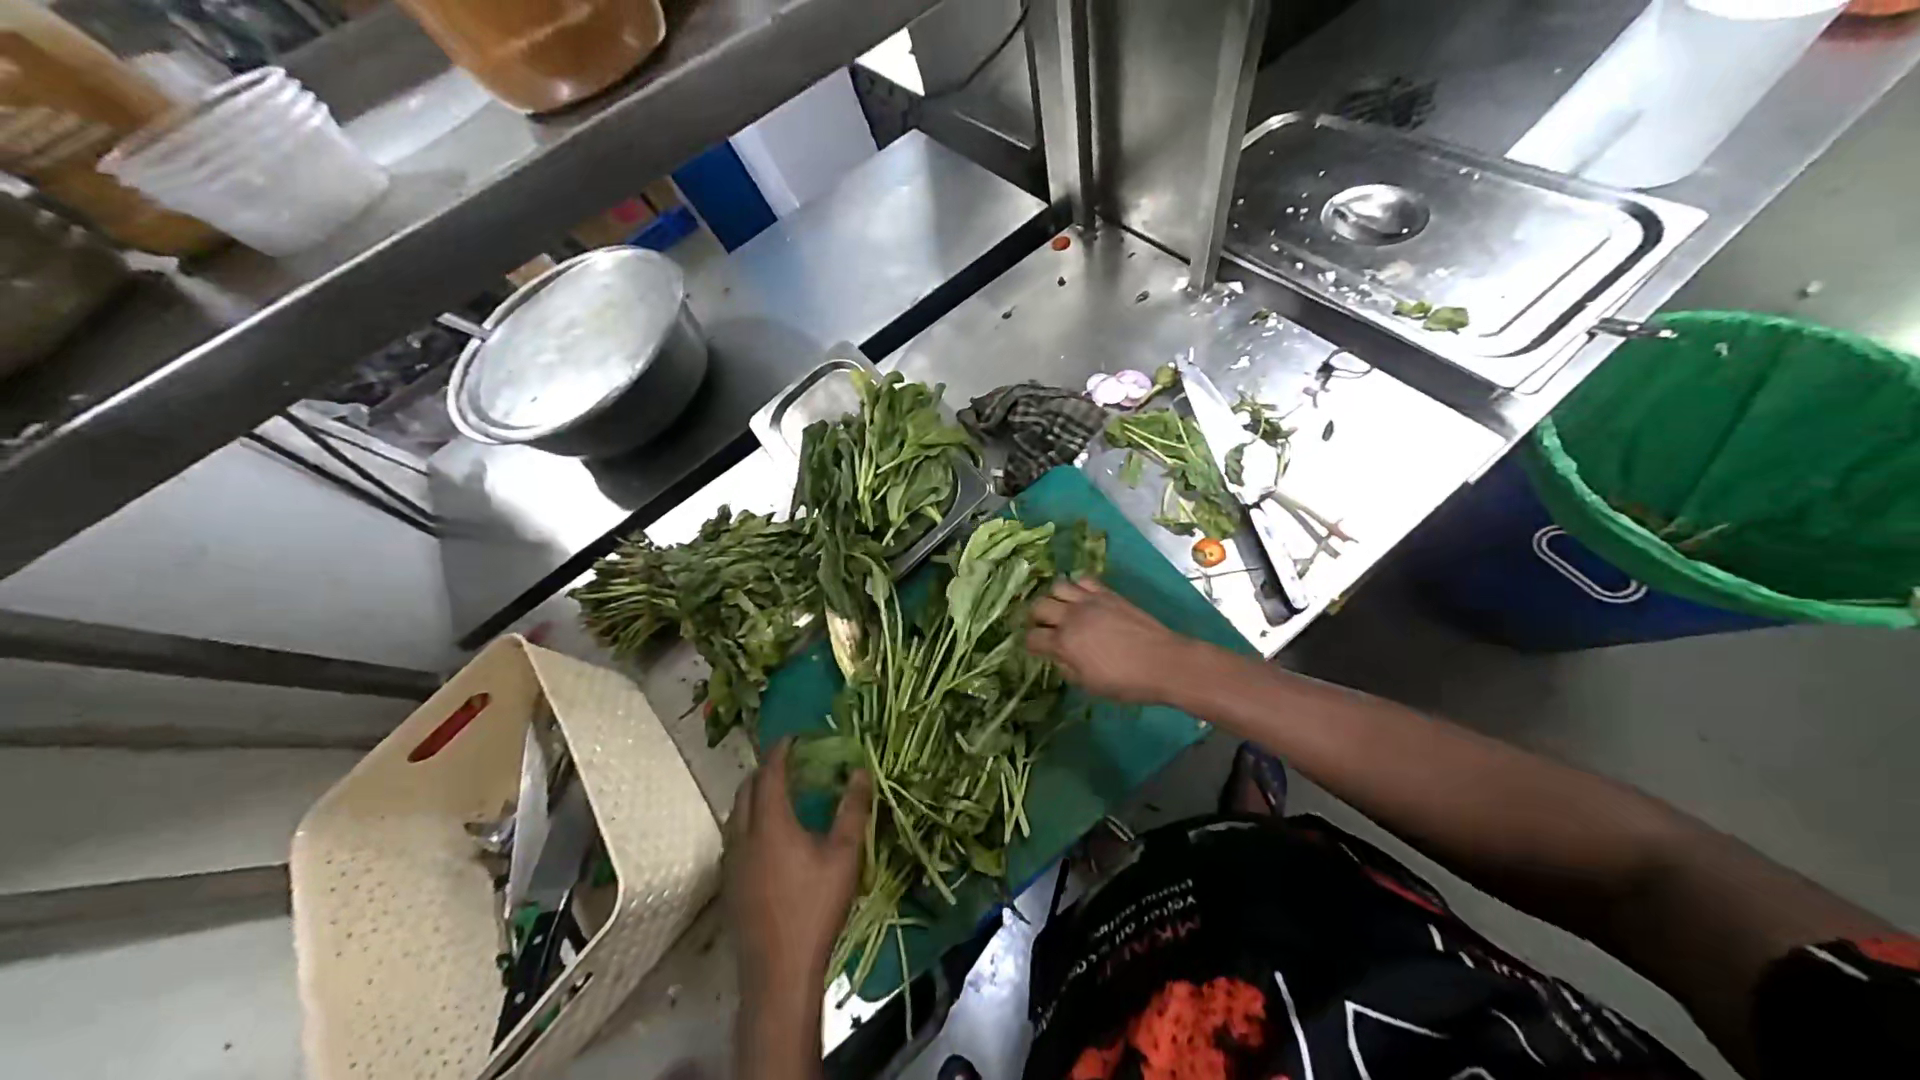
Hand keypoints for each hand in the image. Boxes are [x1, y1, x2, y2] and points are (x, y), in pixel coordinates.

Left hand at [726, 737, 871, 993]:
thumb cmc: (815, 908)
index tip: (792, 738)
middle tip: (788, 764)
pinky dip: (748, 822)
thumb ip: (852, 810)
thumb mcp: (844, 855)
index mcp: (770, 823)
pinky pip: (734, 838)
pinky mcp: (729, 885)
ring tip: (779, 796)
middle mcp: (743, 836)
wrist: (778, 971)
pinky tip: (768, 839)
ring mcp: (731, 862)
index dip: (780, 751)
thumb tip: (860, 771)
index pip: (769, 774)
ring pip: (735, 815)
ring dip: (753, 797)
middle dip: (764, 771)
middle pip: (745, 790)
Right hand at [1026, 578, 1197, 703]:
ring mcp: (1090, 601)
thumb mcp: (1089, 686)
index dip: (1030, 643)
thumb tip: (1060, 658)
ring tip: (1062, 608)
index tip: (1036, 648)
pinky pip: (1084, 579)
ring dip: (1055, 597)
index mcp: (1064, 643)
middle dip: (1036, 617)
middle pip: (1039, 605)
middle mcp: (1072, 617)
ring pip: (1058, 586)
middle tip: (1044, 626)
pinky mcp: (1108, 593)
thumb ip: (1068, 669)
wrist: (1163, 663)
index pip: (1032, 637)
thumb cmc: (1126, 682)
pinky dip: (1078, 586)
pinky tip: (1083, 598)